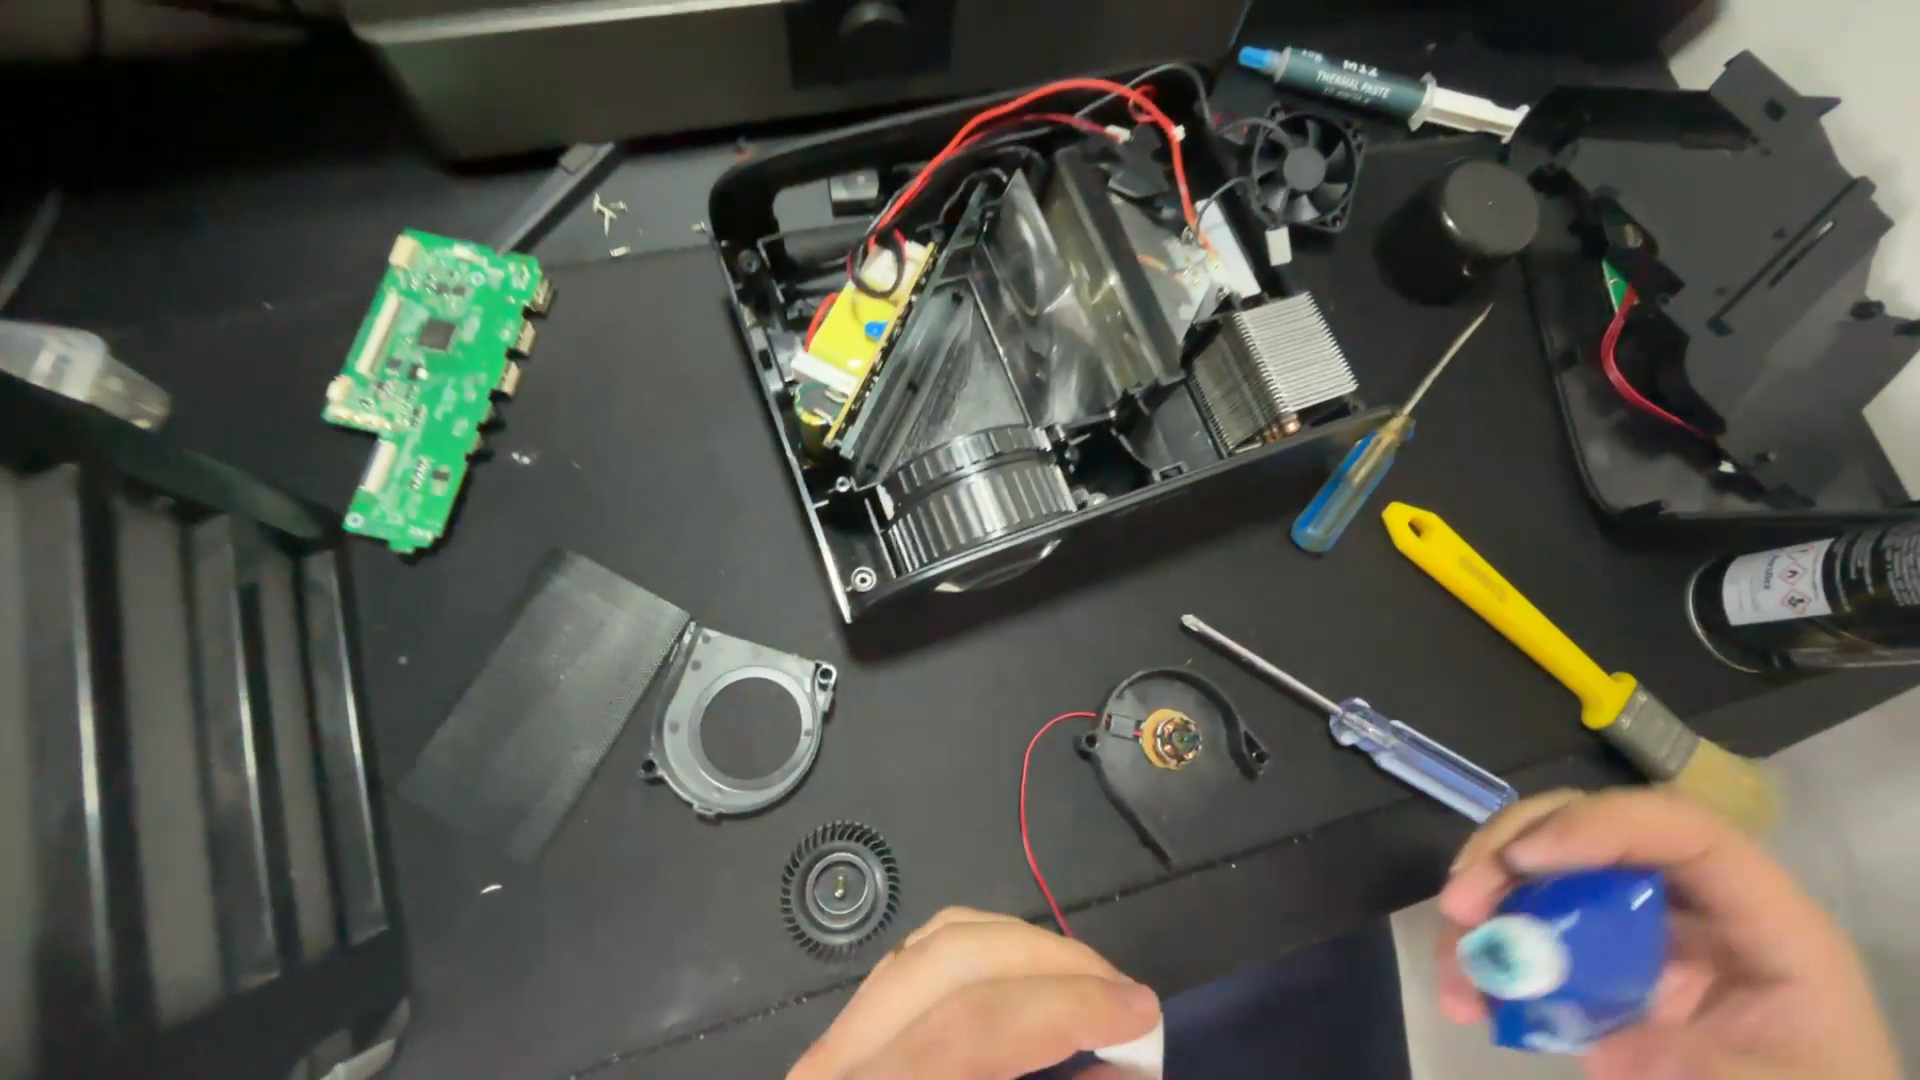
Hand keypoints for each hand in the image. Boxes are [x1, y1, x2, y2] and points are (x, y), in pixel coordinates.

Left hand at [789, 907, 1160, 1079]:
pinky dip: (981, 952)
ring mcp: (832, 1047)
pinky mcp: (844, 1040)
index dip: (1069, 1005)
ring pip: (932, 943)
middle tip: (1122, 992)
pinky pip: (916, 959)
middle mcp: (838, 1069)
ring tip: (1083, 978)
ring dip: (1019, 946)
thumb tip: (1122, 1070)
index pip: (974, 1027)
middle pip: (952, 962)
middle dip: (1052, 961)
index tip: (1145, 1011)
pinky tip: (1023, 974)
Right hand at [1438, 789, 1899, 1079]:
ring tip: (1454, 968)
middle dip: (1505, 857)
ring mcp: (1626, 916)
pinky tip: (1464, 993)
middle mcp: (1680, 897)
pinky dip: (1480, 949)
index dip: (1596, 825)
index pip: (1678, 829)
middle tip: (1460, 905)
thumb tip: (1611, 1051)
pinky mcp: (1588, 947)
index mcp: (1756, 915)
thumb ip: (1718, 1070)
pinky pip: (1519, 923)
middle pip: (1579, 829)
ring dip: (1478, 906)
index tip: (1524, 862)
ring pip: (1532, 868)